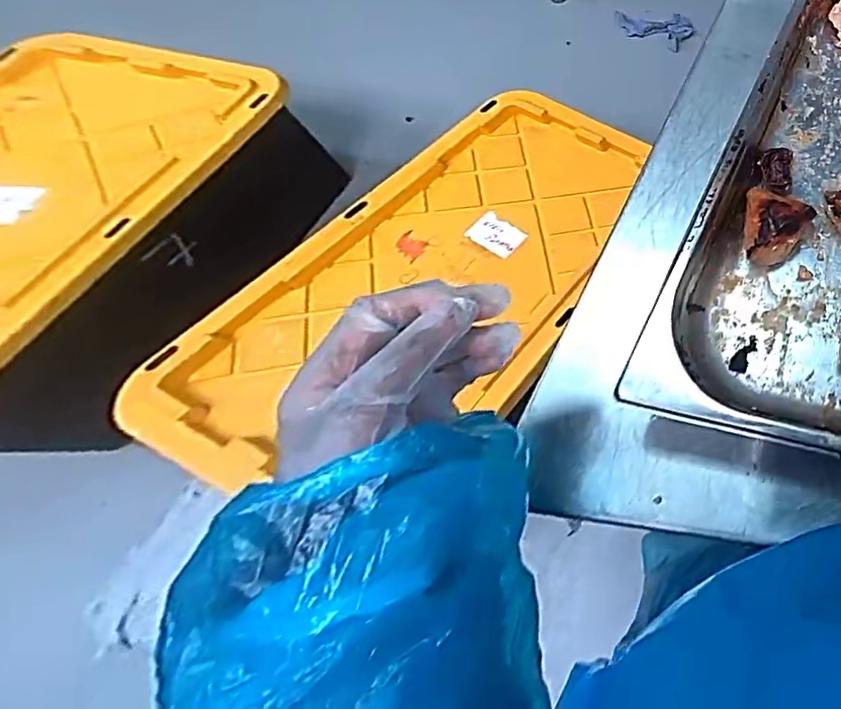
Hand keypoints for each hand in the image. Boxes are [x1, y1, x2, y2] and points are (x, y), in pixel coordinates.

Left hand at [275, 281, 519, 481]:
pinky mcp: (429, 415)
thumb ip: (407, 353)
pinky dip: (483, 360)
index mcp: (333, 373)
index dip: (422, 301)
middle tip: (498, 302)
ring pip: (443, 349)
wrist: (354, 539)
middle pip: (416, 328)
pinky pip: (459, 374)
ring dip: (477, 336)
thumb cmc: (339, 475)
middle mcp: (366, 380)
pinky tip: (500, 355)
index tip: (463, 301)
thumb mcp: (362, 405)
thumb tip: (455, 307)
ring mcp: (400, 398)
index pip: (378, 315)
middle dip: (458, 312)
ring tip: (507, 337)